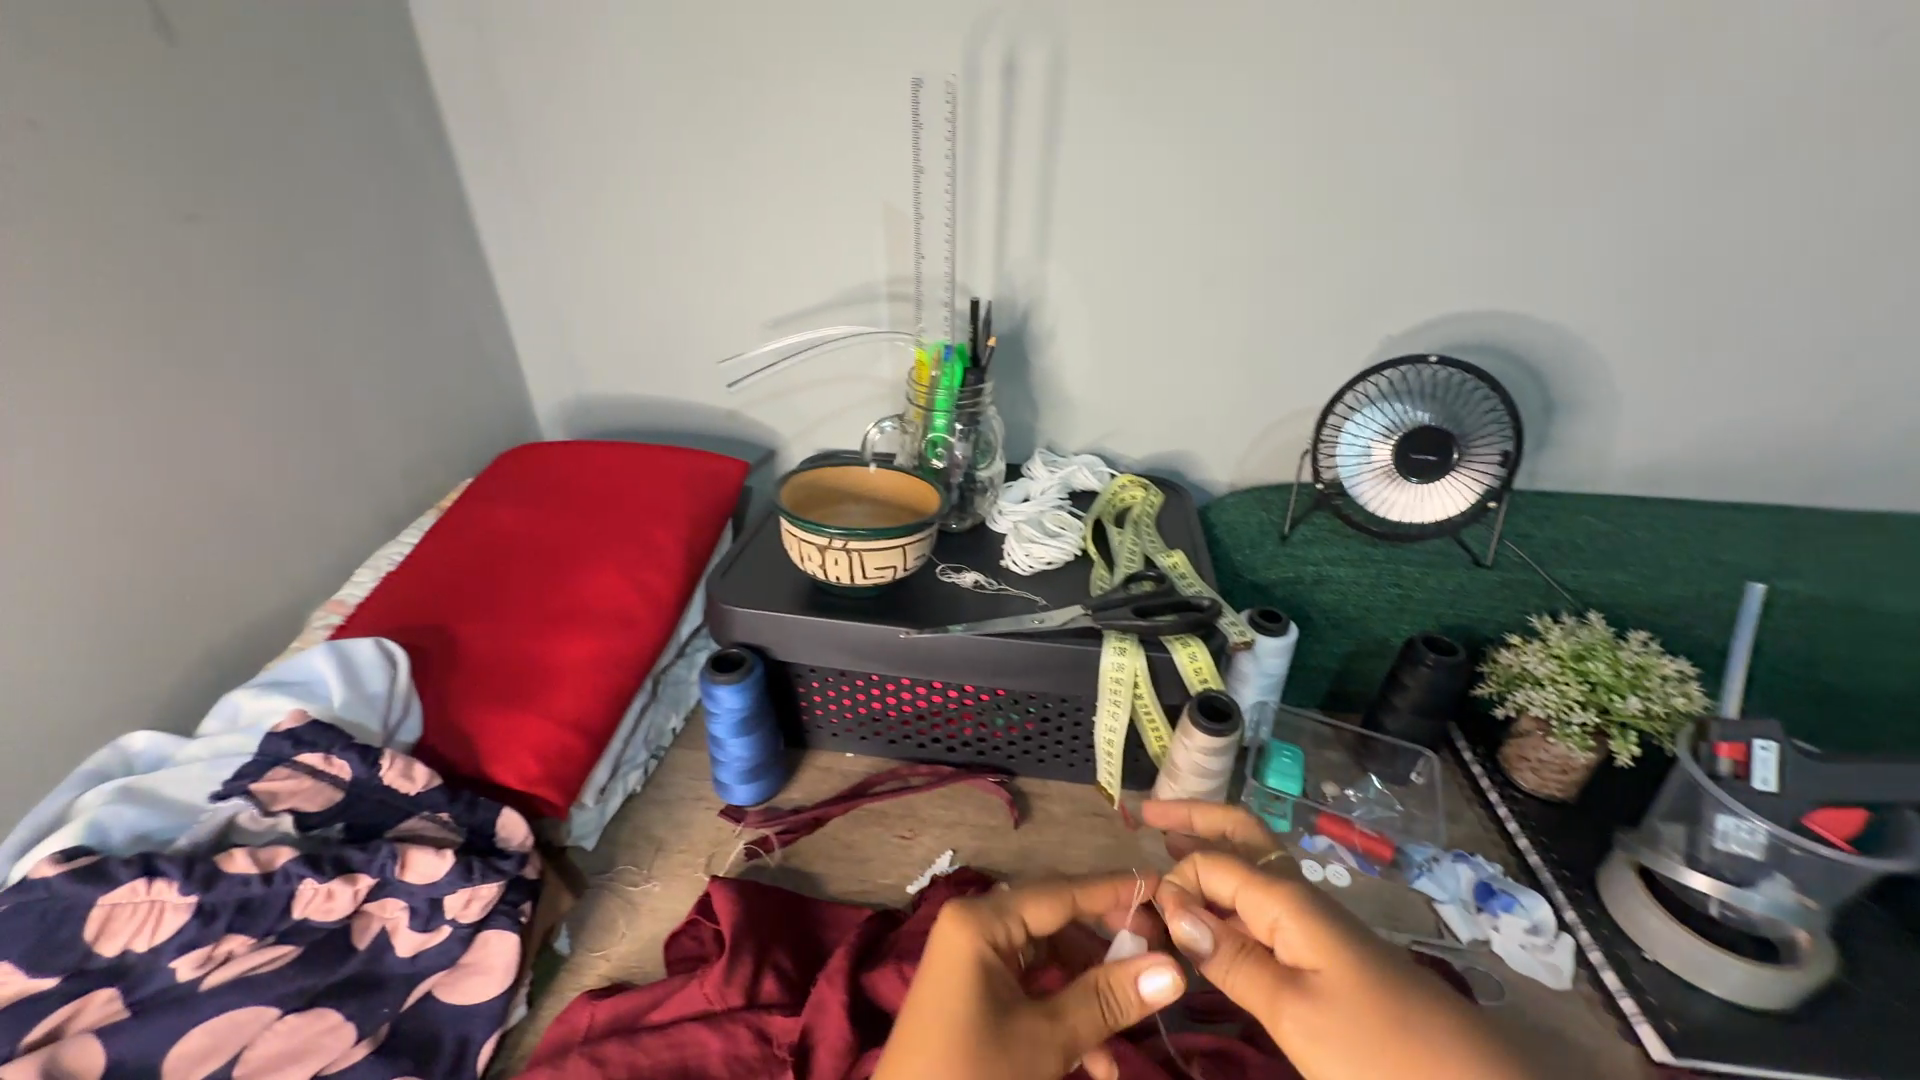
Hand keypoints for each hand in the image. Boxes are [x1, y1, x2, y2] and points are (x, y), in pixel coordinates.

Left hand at [874, 874, 1187, 1079]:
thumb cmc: (972, 1075)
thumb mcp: (1045, 1040)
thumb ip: (1108, 999)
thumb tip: (1175, 969)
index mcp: (982, 921)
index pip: (1062, 891)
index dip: (1116, 891)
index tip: (1166, 890)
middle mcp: (975, 926)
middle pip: (1056, 922)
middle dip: (1106, 951)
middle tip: (1159, 962)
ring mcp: (972, 959)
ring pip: (1048, 960)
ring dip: (1088, 997)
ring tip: (1127, 1037)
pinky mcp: (973, 991)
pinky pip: (1029, 987)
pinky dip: (1063, 1016)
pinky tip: (1096, 1064)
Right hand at [1146, 803, 1538, 1079]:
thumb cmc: (1381, 1054)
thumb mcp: (1294, 1012)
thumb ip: (1229, 956)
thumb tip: (1172, 906)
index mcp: (1288, 900)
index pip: (1211, 863)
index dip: (1172, 880)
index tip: (1139, 913)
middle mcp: (1300, 896)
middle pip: (1239, 834)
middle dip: (1190, 818)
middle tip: (1140, 812)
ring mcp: (1316, 923)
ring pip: (1253, 866)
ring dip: (1209, 848)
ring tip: (1166, 844)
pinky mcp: (1325, 953)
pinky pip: (1266, 904)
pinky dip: (1230, 891)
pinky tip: (1213, 909)